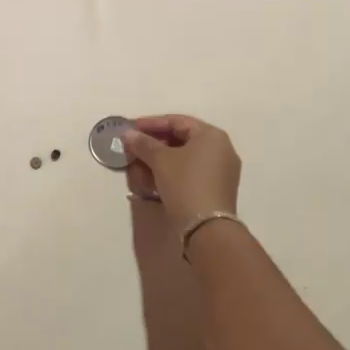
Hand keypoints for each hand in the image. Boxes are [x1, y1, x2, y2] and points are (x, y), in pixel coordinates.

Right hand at [121, 114, 241, 229]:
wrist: (206, 227)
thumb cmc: (185, 183)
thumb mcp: (160, 160)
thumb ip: (143, 144)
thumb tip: (128, 134)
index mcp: (211, 135)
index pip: (177, 121)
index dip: (150, 123)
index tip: (130, 129)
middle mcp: (221, 149)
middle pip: (181, 139)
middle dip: (153, 144)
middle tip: (133, 148)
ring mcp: (221, 170)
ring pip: (184, 157)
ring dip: (159, 159)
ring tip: (139, 165)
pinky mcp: (216, 188)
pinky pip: (190, 172)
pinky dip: (171, 172)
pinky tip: (153, 179)